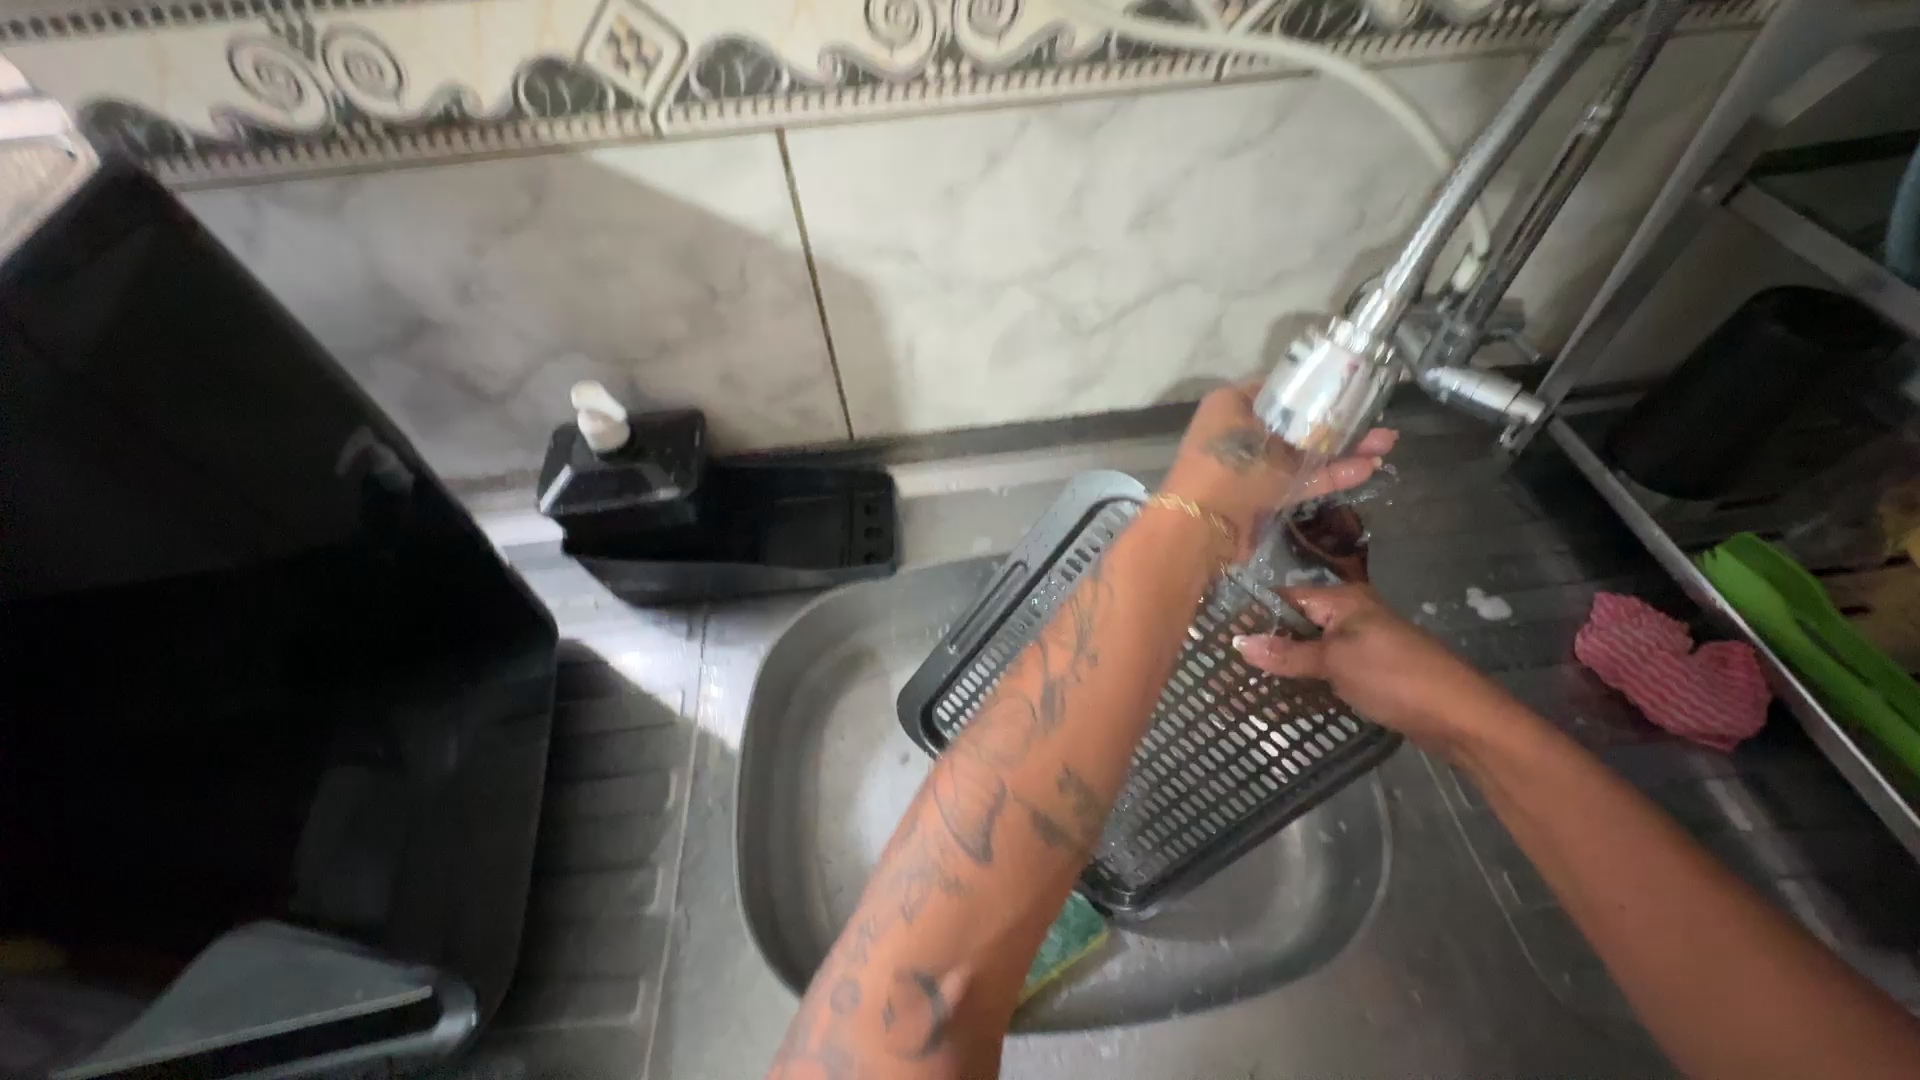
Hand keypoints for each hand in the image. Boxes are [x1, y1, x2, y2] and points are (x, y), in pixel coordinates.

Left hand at [1159, 381, 1395, 559]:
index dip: (1312, 388)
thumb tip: (1333, 420)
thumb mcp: (1271, 437)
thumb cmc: (1230, 467)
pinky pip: (1297, 480)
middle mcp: (1238, 431)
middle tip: (1377, 418)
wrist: (1200, 528)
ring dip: (1341, 450)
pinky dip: (1328, 475)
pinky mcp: (1259, 496)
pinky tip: (1367, 468)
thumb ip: (1305, 430)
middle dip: (1336, 422)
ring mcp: (1250, 466)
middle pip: (1294, 422)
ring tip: (1385, 444)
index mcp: (1231, 404)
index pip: (1277, 389)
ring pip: (1300, 453)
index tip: (1350, 387)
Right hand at [1232, 584, 1516, 751]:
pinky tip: (1281, 697)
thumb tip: (1237, 642)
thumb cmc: (1395, 678)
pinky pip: (1325, 669)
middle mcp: (1350, 615)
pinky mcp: (1370, 671)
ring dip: (1282, 664)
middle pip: (1295, 623)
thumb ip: (1286, 654)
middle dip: (1263, 642)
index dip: (1252, 613)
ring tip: (1242, 681)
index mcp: (1342, 600)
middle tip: (1223, 662)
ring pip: (1309, 649)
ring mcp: (1361, 644)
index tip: (1216, 631)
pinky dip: (1304, 680)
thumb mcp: (1334, 663)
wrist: (1461, 717)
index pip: (1283, 597)